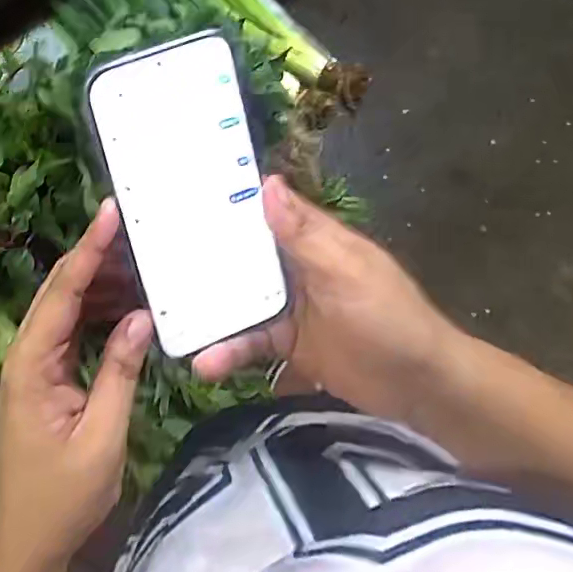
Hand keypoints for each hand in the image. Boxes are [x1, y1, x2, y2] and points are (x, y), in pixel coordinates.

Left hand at [0, 201, 153, 571]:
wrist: (30, 540)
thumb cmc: (62, 495)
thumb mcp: (101, 437)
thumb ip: (119, 373)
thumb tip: (141, 317)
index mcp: (31, 360)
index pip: (63, 291)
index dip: (88, 249)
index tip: (109, 214)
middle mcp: (28, 351)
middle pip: (61, 289)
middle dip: (96, 256)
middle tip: (135, 230)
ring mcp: (36, 361)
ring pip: (68, 305)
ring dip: (100, 283)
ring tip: (140, 262)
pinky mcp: (48, 373)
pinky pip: (74, 329)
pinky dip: (100, 312)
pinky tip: (127, 303)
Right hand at [193, 177, 467, 425]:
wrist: (424, 389)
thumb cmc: (390, 316)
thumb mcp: (347, 270)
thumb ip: (303, 233)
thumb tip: (265, 182)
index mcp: (306, 236)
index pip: (258, 207)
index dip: (221, 196)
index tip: (176, 188)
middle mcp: (289, 263)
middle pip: (236, 251)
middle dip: (198, 250)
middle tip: (148, 249)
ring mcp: (284, 303)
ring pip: (234, 295)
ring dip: (205, 304)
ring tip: (167, 316)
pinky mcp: (284, 341)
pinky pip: (247, 340)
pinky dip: (227, 350)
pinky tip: (205, 364)